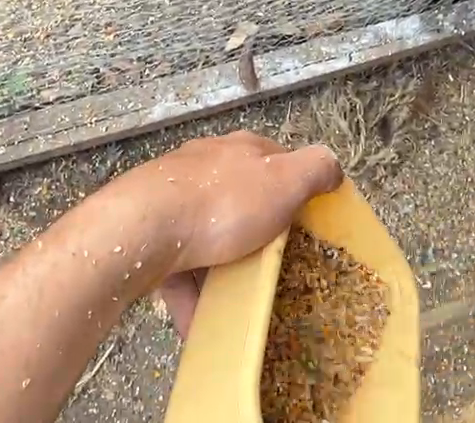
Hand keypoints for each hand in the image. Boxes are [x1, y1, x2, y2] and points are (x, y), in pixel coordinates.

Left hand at [105, 131, 341, 336]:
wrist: (141, 230)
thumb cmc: (222, 203)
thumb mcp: (285, 180)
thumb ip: (316, 168)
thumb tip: (333, 167)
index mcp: (241, 149)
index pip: (278, 160)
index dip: (297, 188)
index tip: (308, 224)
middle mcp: (206, 165)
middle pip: (242, 199)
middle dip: (258, 234)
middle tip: (274, 269)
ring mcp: (173, 197)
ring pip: (209, 236)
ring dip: (222, 269)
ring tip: (237, 305)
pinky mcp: (149, 232)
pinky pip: (178, 268)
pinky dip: (191, 296)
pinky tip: (200, 325)